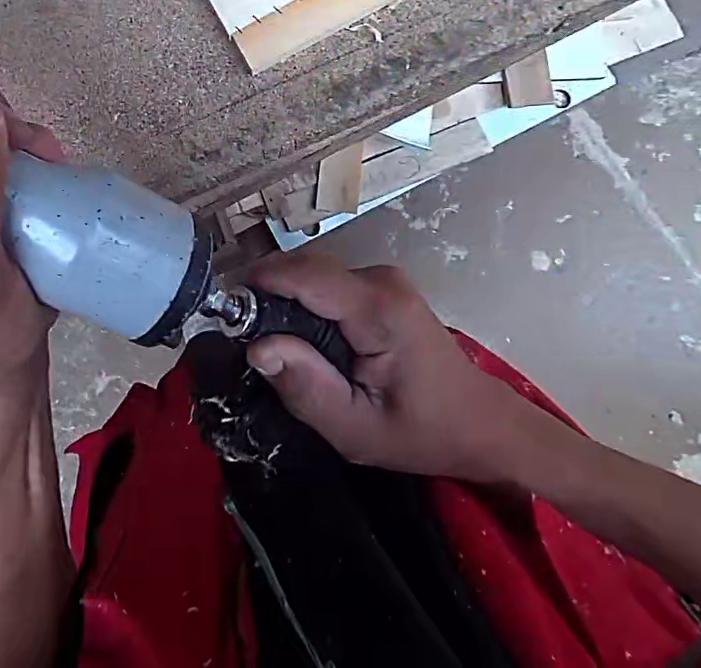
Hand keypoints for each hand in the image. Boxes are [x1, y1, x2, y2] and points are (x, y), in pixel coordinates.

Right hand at [243, 252, 542, 482]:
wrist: (478, 422)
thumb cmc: (421, 431)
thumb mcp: (355, 429)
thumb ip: (305, 386)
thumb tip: (256, 347)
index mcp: (378, 309)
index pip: (305, 276)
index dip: (259, 284)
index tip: (222, 312)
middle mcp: (380, 279)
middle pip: (305, 269)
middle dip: (267, 296)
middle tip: (240, 340)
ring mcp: (383, 278)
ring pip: (312, 274)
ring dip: (283, 301)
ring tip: (269, 345)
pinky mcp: (380, 286)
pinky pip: (327, 284)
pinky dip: (304, 304)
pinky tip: (300, 339)